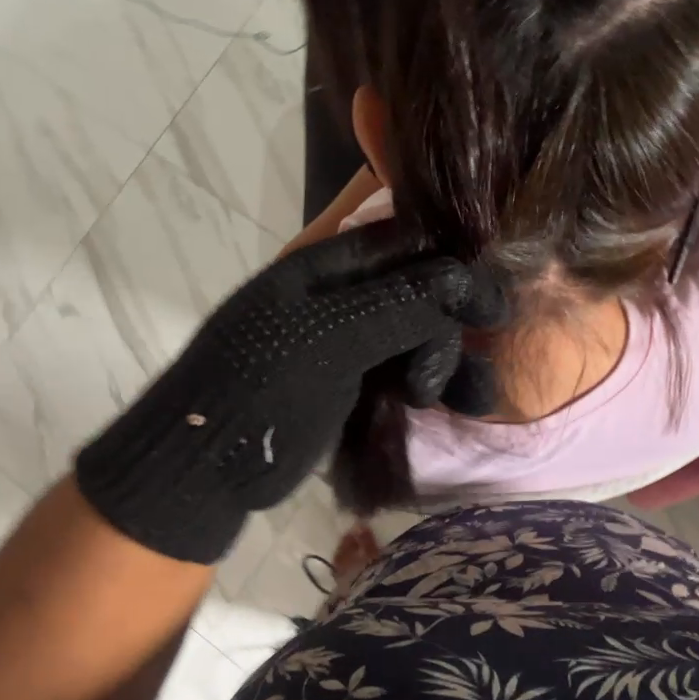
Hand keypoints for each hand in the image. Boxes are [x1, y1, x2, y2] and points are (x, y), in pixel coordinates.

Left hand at [74, 223, 503, 563]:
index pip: (405, 231)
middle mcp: (342, 288)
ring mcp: (350, 333)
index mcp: (324, 259)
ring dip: (449, 356)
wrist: (209, 469)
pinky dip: (437, 381)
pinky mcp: (358, 377)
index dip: (452, 254)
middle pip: (421, 280)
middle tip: (456, 359)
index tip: (489, 295)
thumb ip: (401, 303)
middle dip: (451, 316)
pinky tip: (460, 403)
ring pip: (422, 326)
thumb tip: (469, 278)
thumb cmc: (260, 388)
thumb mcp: (331, 339)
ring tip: (458, 397)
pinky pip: (410, 365)